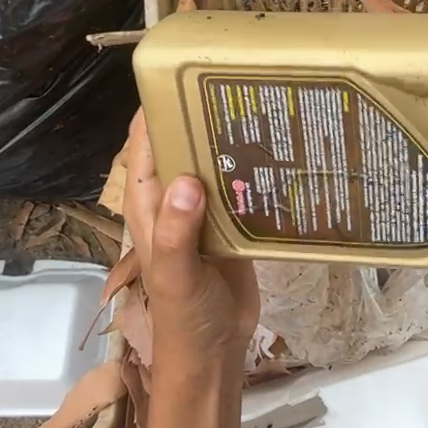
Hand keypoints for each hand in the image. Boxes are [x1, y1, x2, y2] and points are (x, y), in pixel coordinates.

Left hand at [122, 113, 259, 377]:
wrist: (215, 352)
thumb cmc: (185, 315)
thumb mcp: (175, 274)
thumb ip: (176, 231)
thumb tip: (189, 181)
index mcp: (150, 207)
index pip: (146, 147)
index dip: (156, 110)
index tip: (183, 75)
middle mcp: (176, 204)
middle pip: (184, 150)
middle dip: (202, 120)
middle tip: (239, 88)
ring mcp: (207, 217)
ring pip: (216, 170)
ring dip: (233, 146)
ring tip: (265, 112)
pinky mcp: (235, 231)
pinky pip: (243, 197)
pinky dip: (256, 179)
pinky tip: (281, 159)